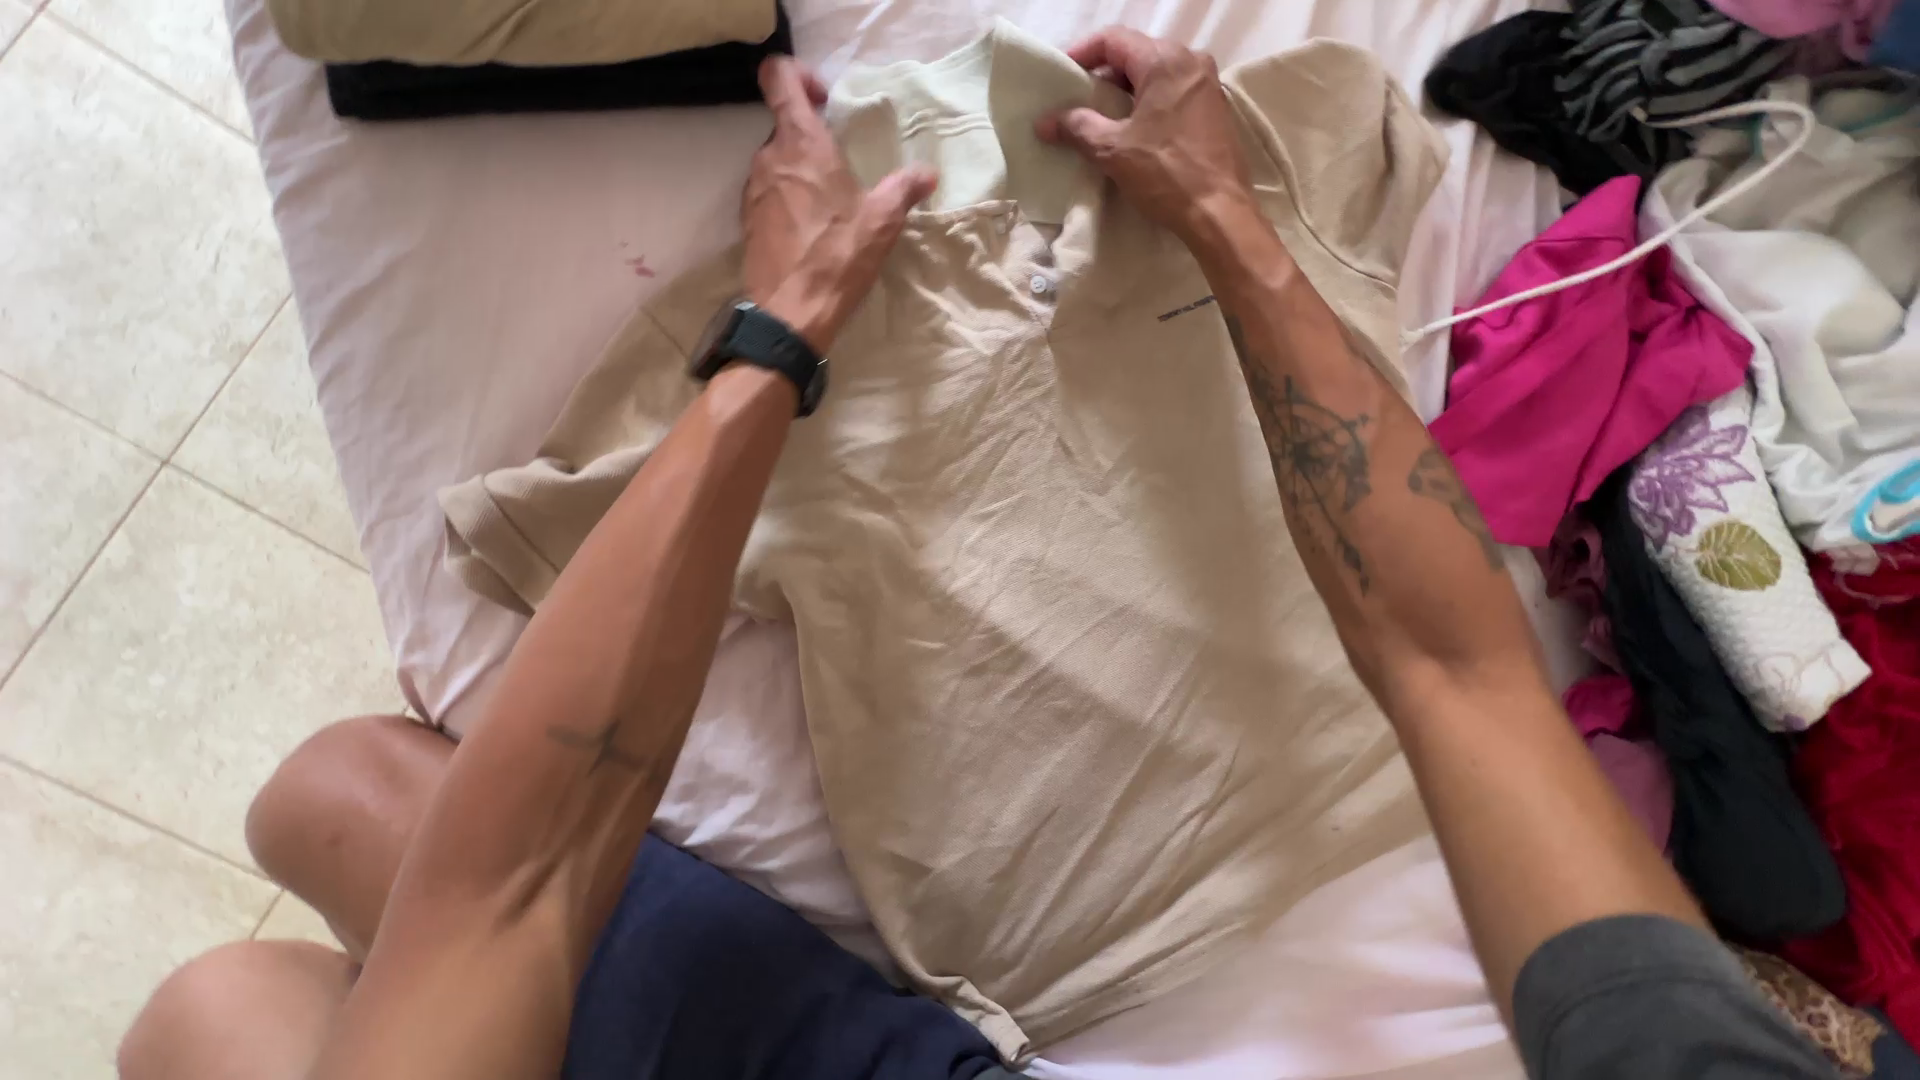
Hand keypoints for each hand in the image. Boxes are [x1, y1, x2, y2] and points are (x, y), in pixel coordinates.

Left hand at [742, 56, 937, 352]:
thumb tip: (926, 173)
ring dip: (800, 170)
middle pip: (784, 124)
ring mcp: (753, 190)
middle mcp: (770, 158)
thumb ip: (904, 189)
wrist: (790, 314)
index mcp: (802, 144)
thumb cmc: (837, 259)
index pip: (779, 77)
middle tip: (841, 163)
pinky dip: (788, 198)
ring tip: (829, 203)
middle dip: (811, 135)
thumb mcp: (882, 222)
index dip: (799, 75)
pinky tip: (811, 229)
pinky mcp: (748, 220)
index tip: (825, 99)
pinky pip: (769, 193)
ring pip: (776, 161)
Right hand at [1035, 28, 1261, 259]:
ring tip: (1103, 119)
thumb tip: (1045, 122)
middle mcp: (1191, 60)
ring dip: (1126, 92)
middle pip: (1136, 54)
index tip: (1062, 74)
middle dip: (1104, 75)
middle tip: (1079, 100)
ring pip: (1156, 74)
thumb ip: (1077, 128)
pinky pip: (1173, 93)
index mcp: (1165, 60)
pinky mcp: (1214, 109)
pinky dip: (1149, 104)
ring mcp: (1207, 84)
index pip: (1114, 39)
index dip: (1082, 52)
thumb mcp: (1113, 150)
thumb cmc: (1166, 174)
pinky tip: (1134, 131)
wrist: (1219, 212)